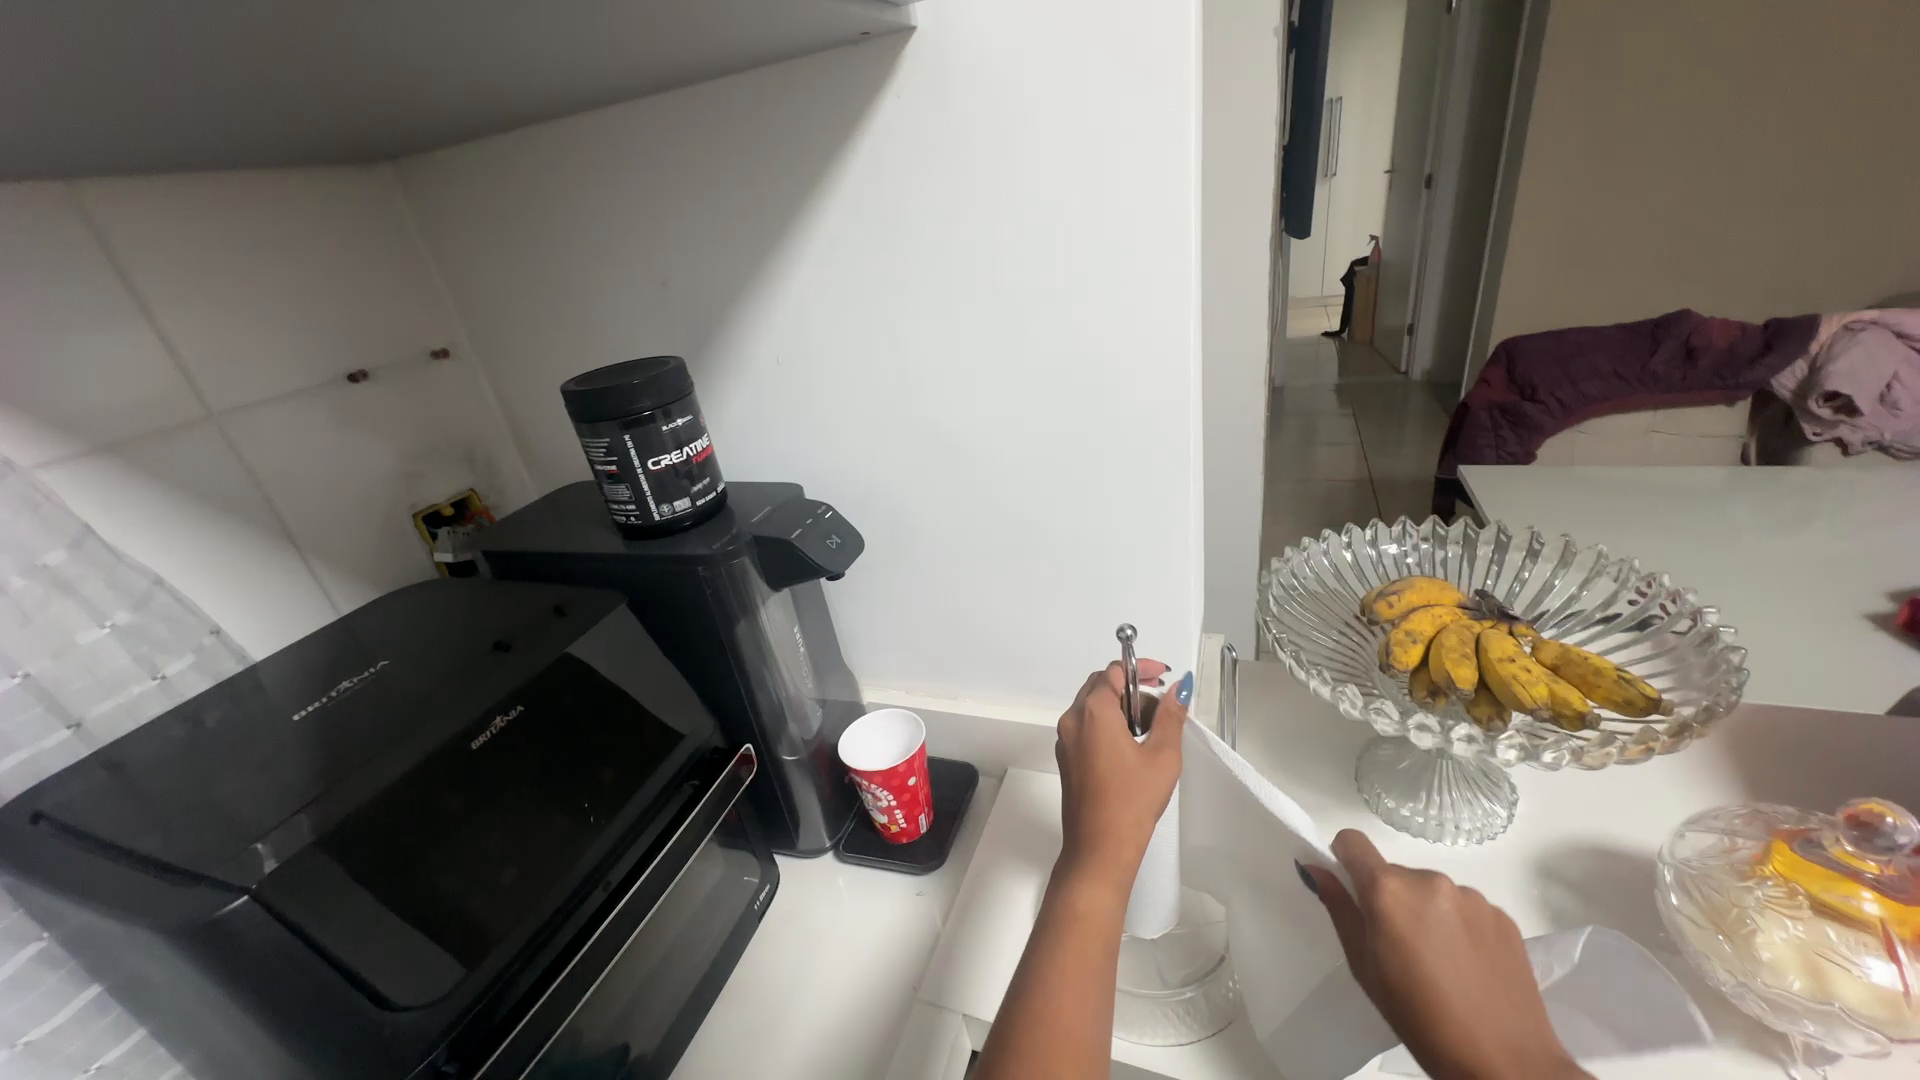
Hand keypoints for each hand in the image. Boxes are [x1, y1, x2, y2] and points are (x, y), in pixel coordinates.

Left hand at [1053, 661, 1187, 888]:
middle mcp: (1072, 720)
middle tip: (1160, 704)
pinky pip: (1086, 727)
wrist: (1099, 848)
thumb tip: (1179, 689)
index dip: (1139, 669)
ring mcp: (1065, 740)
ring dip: (1120, 707)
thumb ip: (1171, 716)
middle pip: (1099, 686)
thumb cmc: (1133, 800)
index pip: (1113, 672)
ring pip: (1092, 707)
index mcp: (1093, 712)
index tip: (1163, 677)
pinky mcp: (1066, 758)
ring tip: (1151, 729)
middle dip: (1131, 688)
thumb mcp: (1162, 756)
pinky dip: (1108, 724)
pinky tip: (1132, 747)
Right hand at [1302, 831, 1590, 1079]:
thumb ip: (1339, 908)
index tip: (1352, 891)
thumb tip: (1316, 868)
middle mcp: (1429, 880)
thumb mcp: (1363, 966)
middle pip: (1394, 873)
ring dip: (1427, 912)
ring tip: (1439, 960)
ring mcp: (1471, 896)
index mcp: (1388, 890)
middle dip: (1391, 898)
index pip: (1352, 841)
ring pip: (1432, 891)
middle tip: (1399, 946)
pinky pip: (1466, 907)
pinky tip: (1468, 965)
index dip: (1345, 859)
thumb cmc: (1417, 1017)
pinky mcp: (1503, 916)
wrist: (1504, 1062)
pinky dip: (1459, 926)